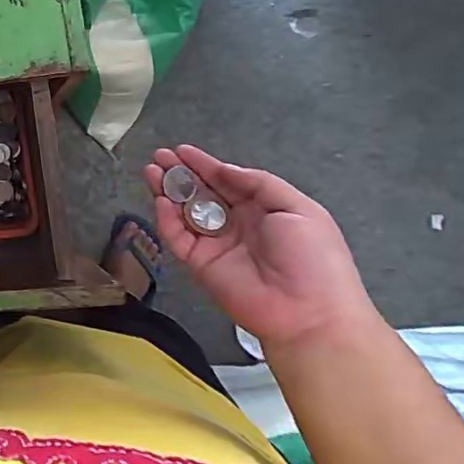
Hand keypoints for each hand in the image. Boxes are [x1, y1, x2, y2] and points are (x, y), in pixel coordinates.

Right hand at [145, 145, 382, 355]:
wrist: (308, 313)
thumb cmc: (312, 257)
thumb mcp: (297, 208)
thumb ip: (259, 183)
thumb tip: (225, 170)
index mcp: (262, 208)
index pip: (226, 180)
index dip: (204, 165)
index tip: (182, 150)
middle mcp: (236, 223)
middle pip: (201, 192)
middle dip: (180, 173)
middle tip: (159, 156)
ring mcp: (216, 244)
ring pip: (185, 212)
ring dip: (168, 191)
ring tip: (151, 171)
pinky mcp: (200, 264)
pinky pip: (179, 238)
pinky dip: (167, 220)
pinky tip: (161, 202)